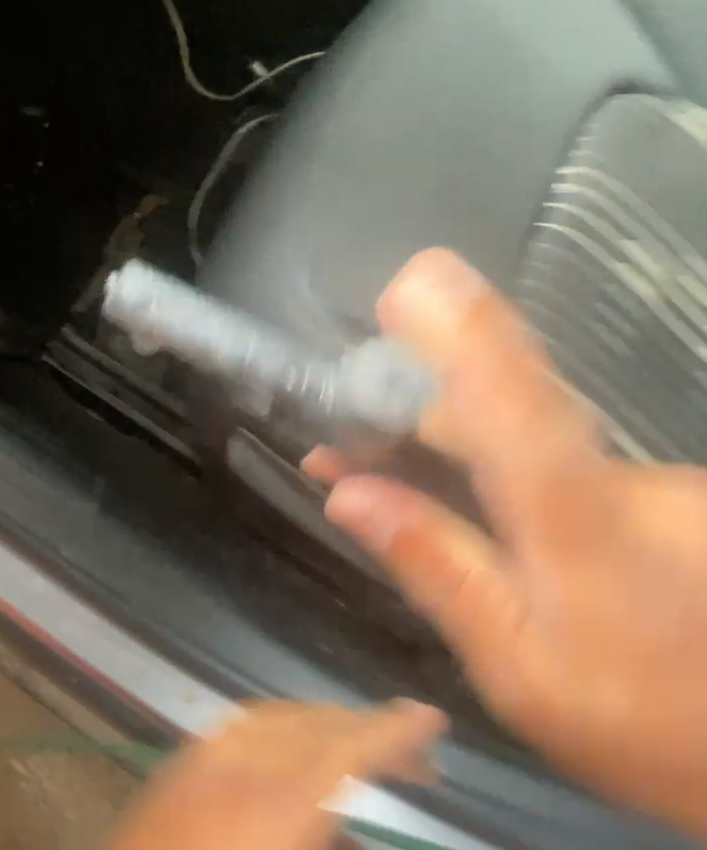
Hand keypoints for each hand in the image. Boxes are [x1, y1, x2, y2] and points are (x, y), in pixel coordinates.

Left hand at [108, 701, 444, 849]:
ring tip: (361, 747)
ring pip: (267, 720)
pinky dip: (273, 727)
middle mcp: (237, 767)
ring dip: (318, 723)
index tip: (429, 717)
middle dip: (362, 728)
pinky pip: (233, 729)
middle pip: (307, 726)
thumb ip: (336, 831)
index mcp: (280, 804)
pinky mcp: (177, 768)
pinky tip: (288, 748)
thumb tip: (350, 806)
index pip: (344, 750)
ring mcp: (199, 761)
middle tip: (418, 758)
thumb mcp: (292, 837)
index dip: (390, 732)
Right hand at [309, 248, 706, 835]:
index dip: (472, 348)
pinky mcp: (682, 499)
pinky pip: (567, 467)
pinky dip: (511, 478)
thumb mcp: (521, 675)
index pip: (524, 427)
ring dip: (465, 465)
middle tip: (338, 450)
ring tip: (403, 504)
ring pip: (534, 452)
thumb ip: (440, 575)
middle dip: (419, 431)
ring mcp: (674, 494)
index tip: (421, 281)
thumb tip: (348, 492)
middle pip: (506, 429)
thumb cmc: (648, 728)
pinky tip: (491, 525)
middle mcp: (644, 499)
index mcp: (592, 546)